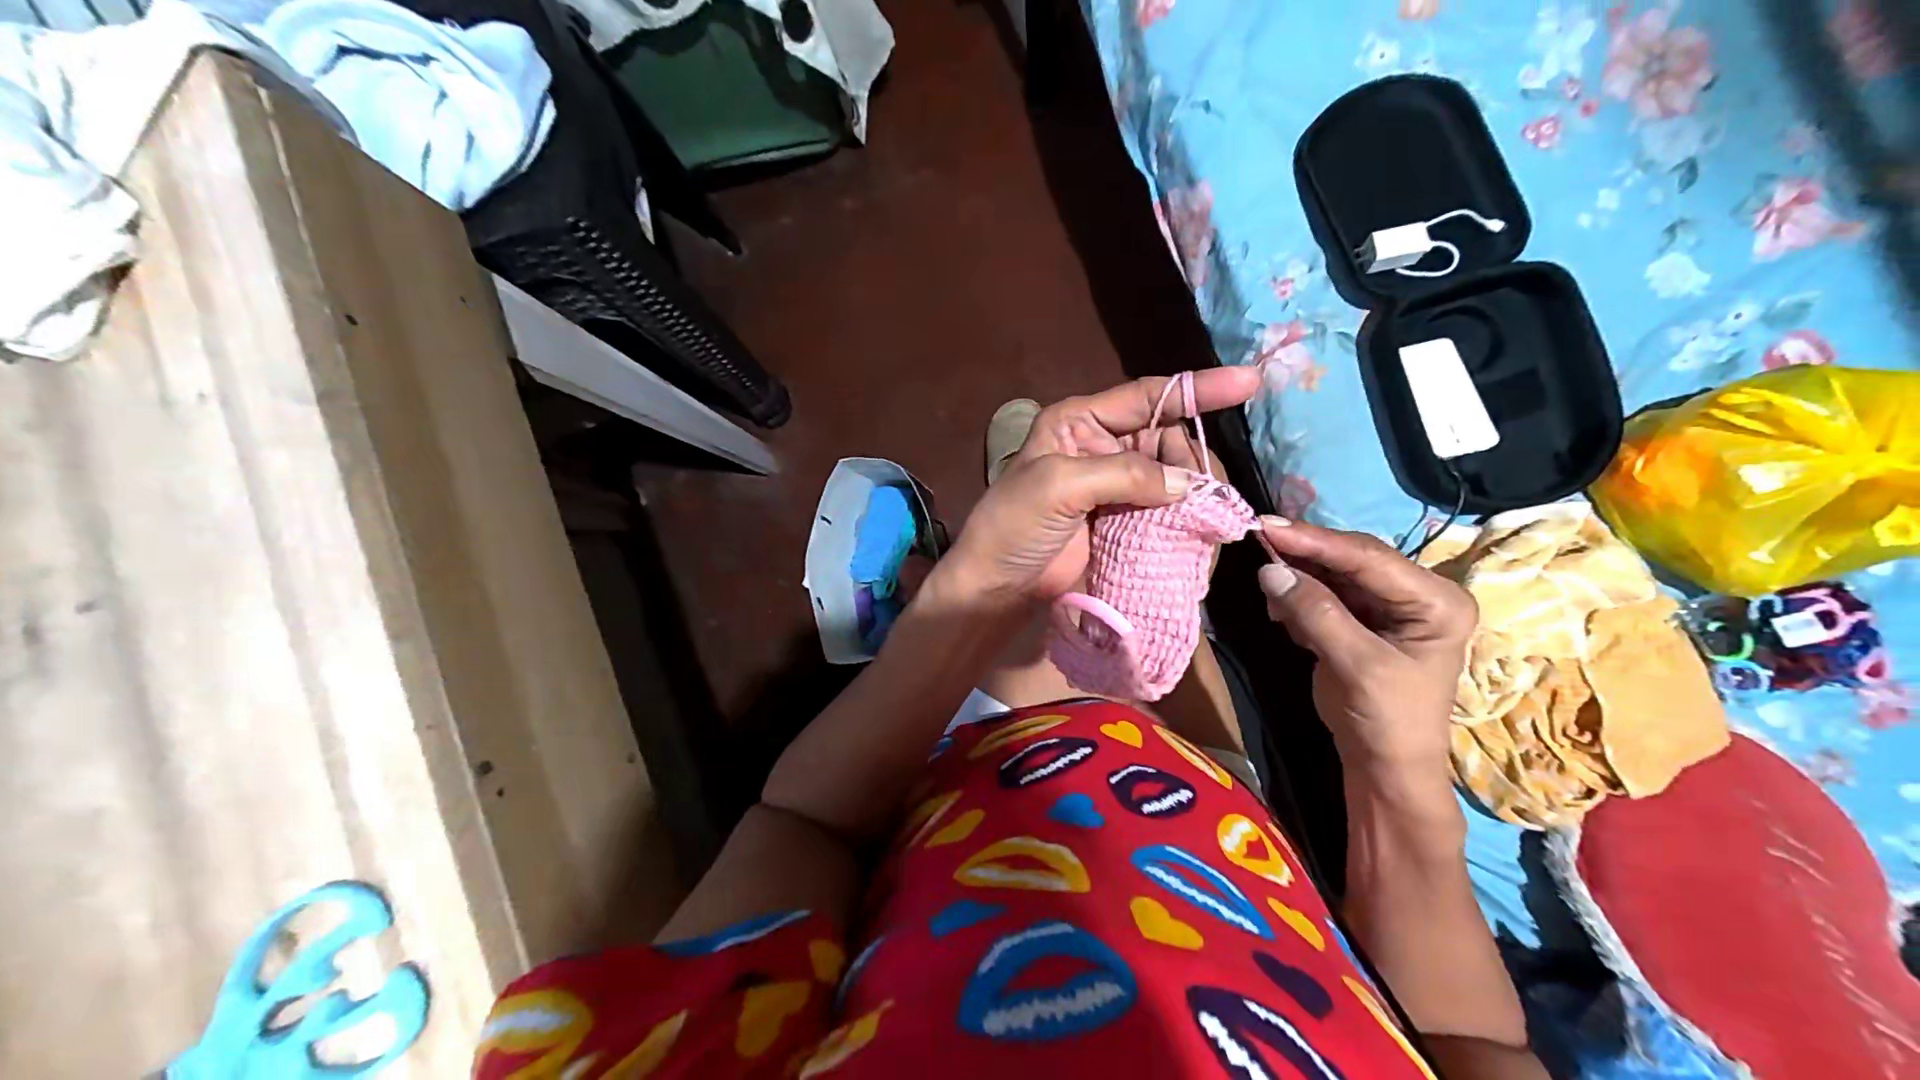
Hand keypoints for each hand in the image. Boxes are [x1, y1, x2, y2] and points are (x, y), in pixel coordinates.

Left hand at [929, 369, 1261, 608]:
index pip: (1146, 396)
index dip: (1197, 388)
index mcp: (1079, 423)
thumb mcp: (1058, 485)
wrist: (997, 587)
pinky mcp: (1126, 524)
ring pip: (1176, 477)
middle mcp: (1103, 448)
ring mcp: (1117, 488)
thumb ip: (1124, 473)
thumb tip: (1188, 481)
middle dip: (1195, 458)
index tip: (1250, 381)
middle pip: (1169, 438)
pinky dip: (1188, 519)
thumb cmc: (1014, 526)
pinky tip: (1202, 530)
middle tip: (1209, 490)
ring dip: (1197, 492)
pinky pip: (1169, 512)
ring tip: (1209, 514)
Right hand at [1255, 520, 1475, 781]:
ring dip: (1297, 574)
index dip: (1316, 540)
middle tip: (1257, 538)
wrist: (1385, 766)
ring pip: (1333, 573)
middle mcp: (1417, 593)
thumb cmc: (1387, 719)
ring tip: (1266, 579)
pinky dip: (1297, 595)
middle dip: (1304, 553)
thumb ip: (1316, 613)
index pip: (1369, 558)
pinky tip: (1280, 608)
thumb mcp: (1356, 666)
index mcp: (1436, 600)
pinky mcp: (1361, 619)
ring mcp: (1387, 605)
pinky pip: (1323, 593)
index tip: (1267, 525)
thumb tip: (1269, 569)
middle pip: (1351, 558)